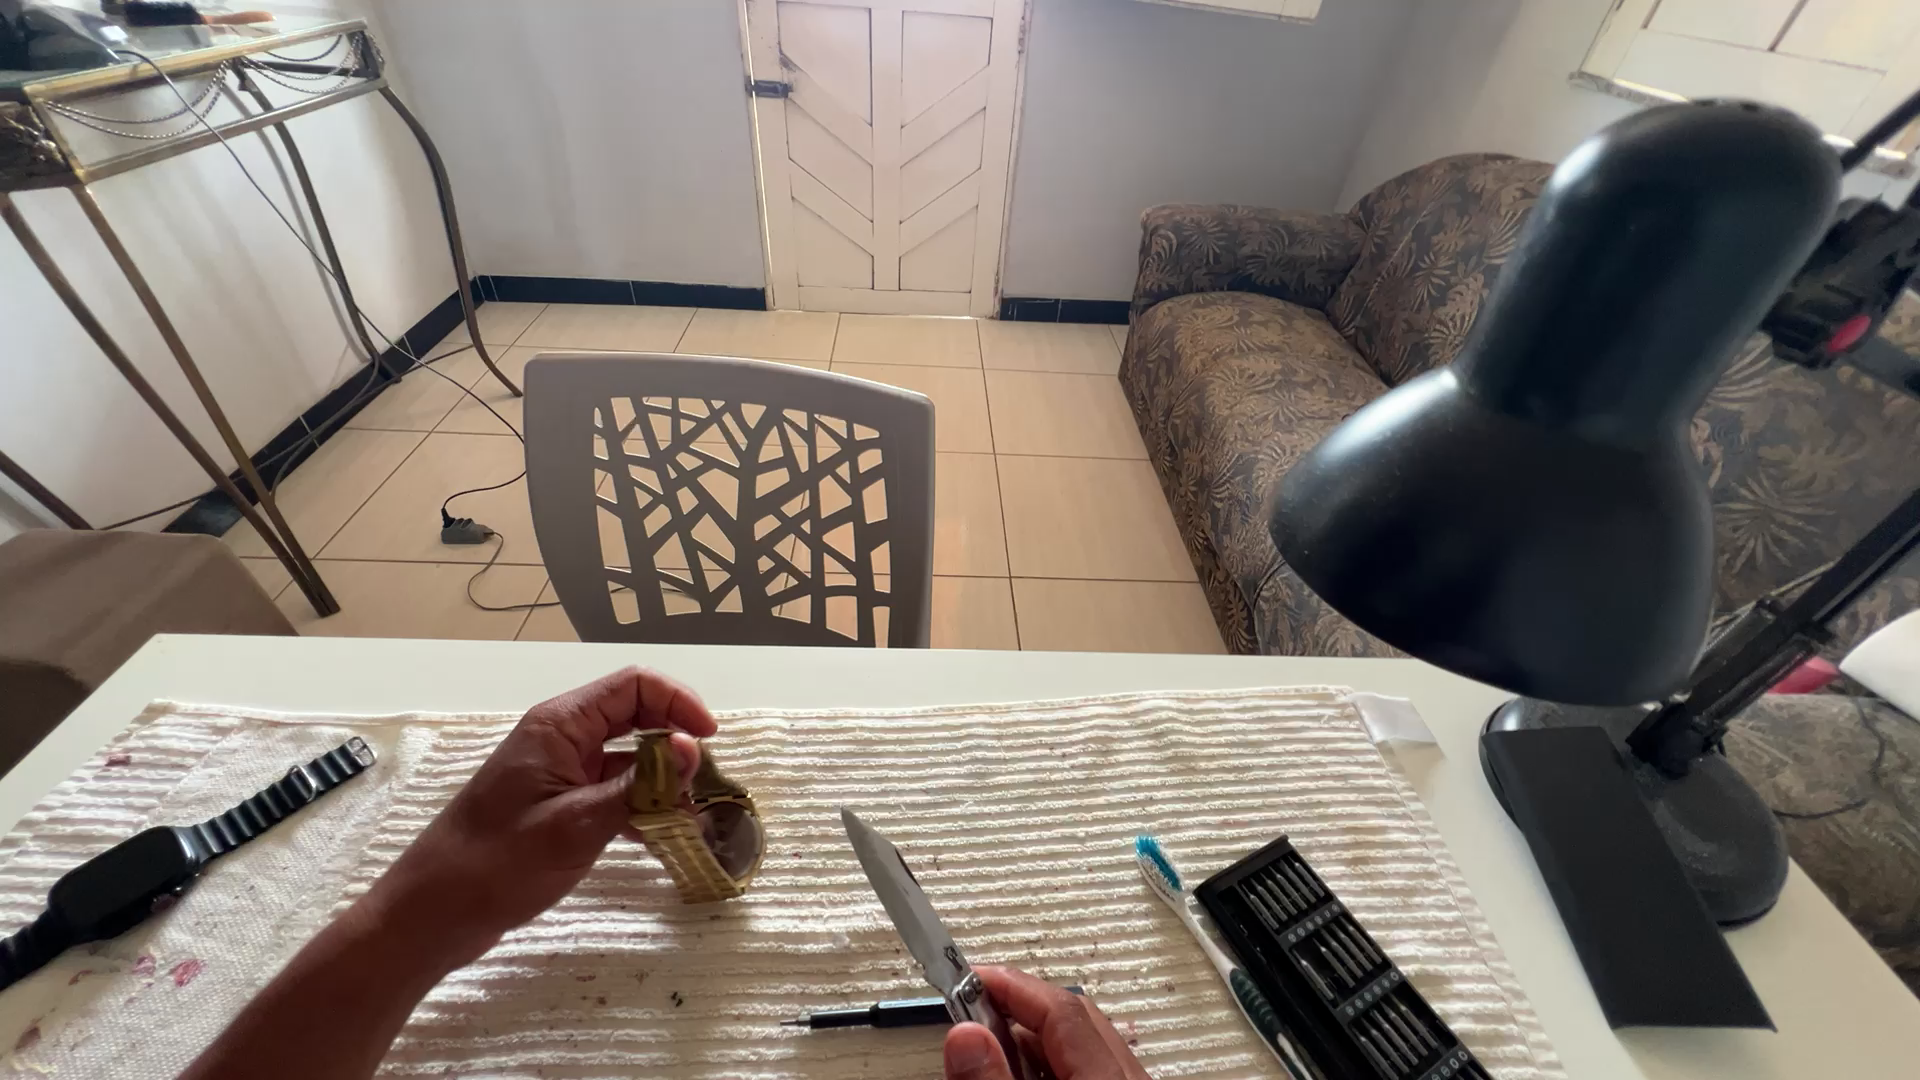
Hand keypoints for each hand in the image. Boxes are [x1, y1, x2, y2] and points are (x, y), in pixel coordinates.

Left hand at [365, 667, 716, 967]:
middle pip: (636, 714)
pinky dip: (641, 801)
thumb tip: (696, 747)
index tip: (707, 738)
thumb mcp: (577, 825)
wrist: (425, 922)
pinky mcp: (560, 801)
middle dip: (676, 738)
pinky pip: (614, 786)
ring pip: (629, 753)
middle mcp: (564, 736)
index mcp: (561, 724)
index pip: (635, 686)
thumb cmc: (495, 865)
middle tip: (703, 775)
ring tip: (689, 811)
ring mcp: (561, 769)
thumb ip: (641, 785)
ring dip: (663, 775)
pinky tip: (660, 832)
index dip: (679, 702)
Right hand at [943, 967, 1150, 1079]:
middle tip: (971, 1007)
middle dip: (1020, 1005)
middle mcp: (1134, 1079)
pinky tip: (1022, 1075)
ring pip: (1087, 1043)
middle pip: (1077, 1017)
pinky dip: (1055, 1062)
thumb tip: (964, 1035)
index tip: (967, 977)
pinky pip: (1095, 1067)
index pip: (1062, 1006)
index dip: (1011, 984)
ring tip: (990, 1045)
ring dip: (1035, 1036)